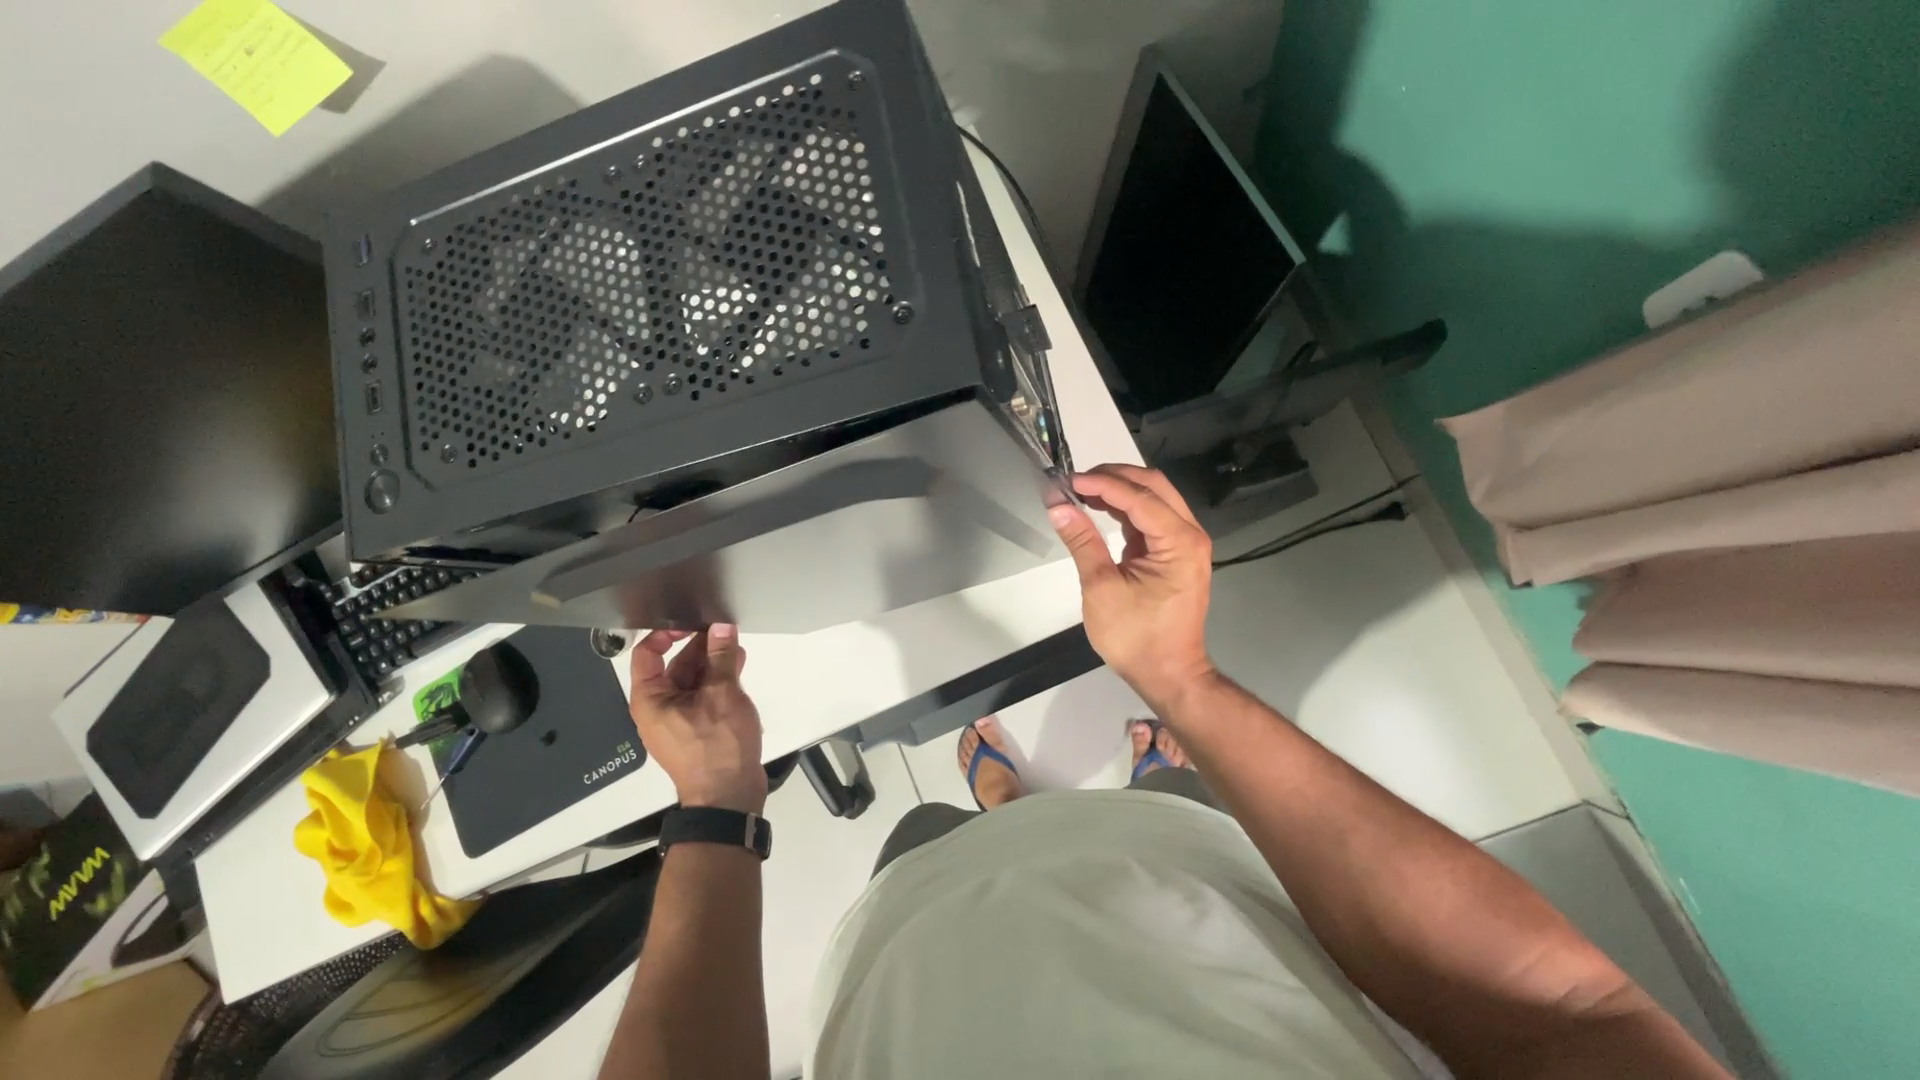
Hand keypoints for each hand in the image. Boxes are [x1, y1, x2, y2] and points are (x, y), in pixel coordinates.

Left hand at [628, 624, 767, 813]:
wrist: (728, 798)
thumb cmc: (717, 747)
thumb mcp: (722, 694)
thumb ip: (721, 657)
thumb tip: (722, 628)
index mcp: (650, 700)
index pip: (647, 654)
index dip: (667, 633)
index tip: (693, 622)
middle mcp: (659, 709)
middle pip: (674, 666)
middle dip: (700, 647)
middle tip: (724, 631)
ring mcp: (679, 721)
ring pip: (693, 681)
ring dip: (713, 664)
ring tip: (737, 648)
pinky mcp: (698, 730)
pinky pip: (704, 698)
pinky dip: (719, 683)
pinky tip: (738, 669)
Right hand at [1048, 465, 1216, 706]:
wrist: (1168, 674)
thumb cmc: (1136, 637)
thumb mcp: (1102, 588)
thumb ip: (1082, 542)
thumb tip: (1058, 507)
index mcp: (1179, 542)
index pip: (1139, 497)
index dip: (1102, 483)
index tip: (1068, 481)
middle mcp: (1190, 535)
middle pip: (1153, 486)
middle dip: (1114, 477)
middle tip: (1075, 482)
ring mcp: (1186, 543)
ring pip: (1154, 498)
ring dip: (1119, 490)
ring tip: (1081, 492)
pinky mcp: (1176, 553)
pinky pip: (1152, 518)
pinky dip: (1126, 509)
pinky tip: (1098, 509)